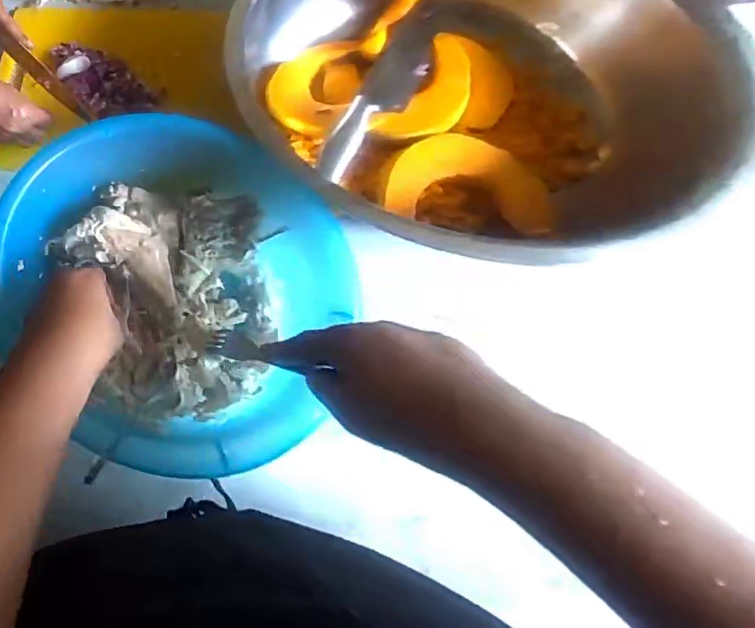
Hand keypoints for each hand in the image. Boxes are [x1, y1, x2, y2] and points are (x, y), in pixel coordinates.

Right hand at [0, 75, 50, 144]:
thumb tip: (32, 109)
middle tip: (38, 122)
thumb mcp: (12, 90)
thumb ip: (25, 103)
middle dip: (40, 130)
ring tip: (25, 128)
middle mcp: (21, 131)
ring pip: (26, 143)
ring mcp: (8, 139)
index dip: (46, 117)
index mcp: (27, 116)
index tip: (45, 112)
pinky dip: (14, 138)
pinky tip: (10, 129)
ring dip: (28, 136)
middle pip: (39, 137)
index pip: (47, 122)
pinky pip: (12, 143)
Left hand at [22, 263, 122, 370]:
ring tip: (75, 333)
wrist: (52, 360)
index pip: (101, 277)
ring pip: (61, 296)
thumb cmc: (92, 340)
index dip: (106, 295)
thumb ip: (113, 315)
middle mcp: (63, 277)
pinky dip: (54, 319)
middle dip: (85, 297)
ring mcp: (44, 292)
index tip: (109, 313)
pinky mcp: (30, 309)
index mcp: (88, 276)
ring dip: (67, 308)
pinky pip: (48, 310)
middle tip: (93, 320)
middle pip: (78, 282)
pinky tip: (60, 339)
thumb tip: (107, 314)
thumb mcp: (116, 330)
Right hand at [261, 321, 541, 473]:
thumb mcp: (350, 413)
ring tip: (374, 389)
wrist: (489, 427)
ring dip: (369, 360)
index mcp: (346, 340)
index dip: (283, 350)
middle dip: (330, 352)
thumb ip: (325, 387)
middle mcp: (376, 327)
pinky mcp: (448, 346)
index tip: (266, 352)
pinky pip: (410, 353)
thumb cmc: (405, 423)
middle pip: (343, 338)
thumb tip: (319, 372)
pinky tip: (415, 393)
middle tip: (323, 373)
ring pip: (379, 344)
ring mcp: (413, 333)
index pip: (304, 342)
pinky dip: (402, 367)